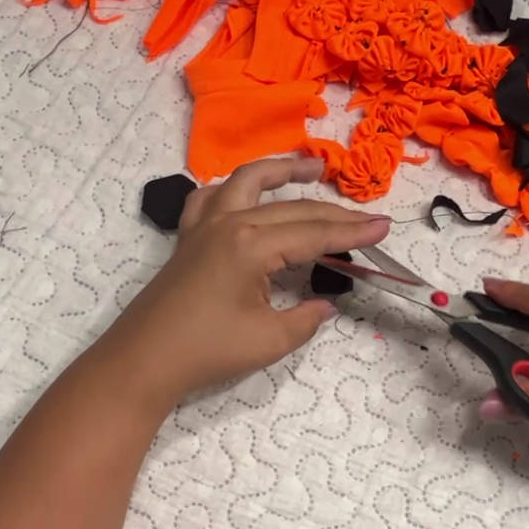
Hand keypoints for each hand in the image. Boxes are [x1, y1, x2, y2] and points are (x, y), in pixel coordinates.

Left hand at [91, 158, 389, 407]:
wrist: (143, 360)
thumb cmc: (206, 352)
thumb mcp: (268, 341)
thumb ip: (305, 319)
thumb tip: (324, 304)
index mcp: (251, 246)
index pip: (314, 234)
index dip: (352, 233)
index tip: (385, 228)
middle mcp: (229, 223)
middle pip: (292, 209)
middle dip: (334, 213)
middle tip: (369, 219)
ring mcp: (204, 226)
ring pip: (247, 181)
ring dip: (282, 171)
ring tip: (312, 168)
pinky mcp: (188, 238)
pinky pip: (210, 197)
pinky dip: (233, 187)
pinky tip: (245, 192)